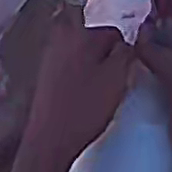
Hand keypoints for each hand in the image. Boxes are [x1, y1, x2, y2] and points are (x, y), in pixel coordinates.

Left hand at [19, 11, 133, 171]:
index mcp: (83, 34)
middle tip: (113, 73)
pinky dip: (78, 70)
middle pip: (93, 36)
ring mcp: (50, 55)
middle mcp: (63, 37)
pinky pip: (68, 62)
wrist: (49, 140)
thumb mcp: (117, 78)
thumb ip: (126, 52)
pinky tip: (83, 91)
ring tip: (100, 84)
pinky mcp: (44, 74)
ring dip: (91, 60)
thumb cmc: (86, 107)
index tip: (128, 66)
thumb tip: (127, 41)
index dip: (125, 47)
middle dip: (105, 50)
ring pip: (80, 49)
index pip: (113, 30)